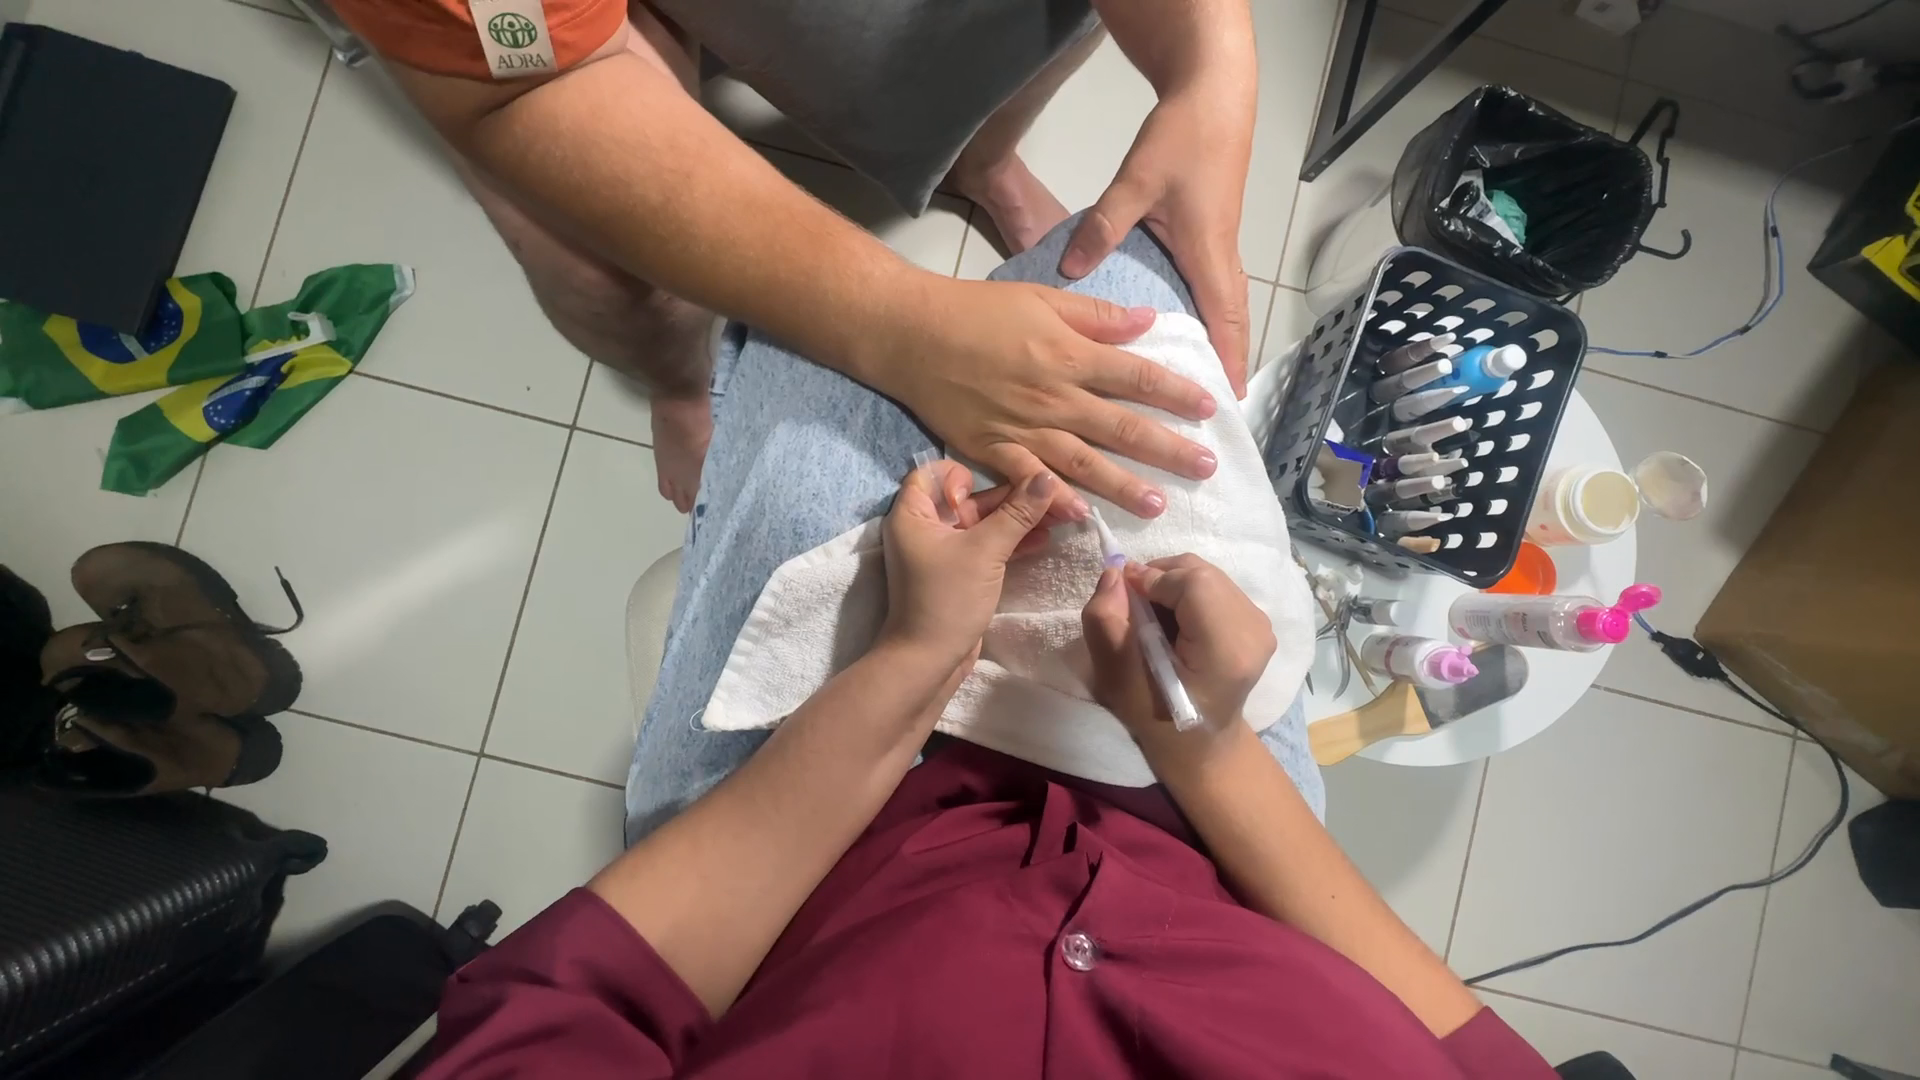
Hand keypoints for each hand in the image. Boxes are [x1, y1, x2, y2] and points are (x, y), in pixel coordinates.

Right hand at [862, 278, 1219, 519]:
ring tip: (1158, 505)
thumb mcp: (1041, 298)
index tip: (1209, 409)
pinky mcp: (992, 451)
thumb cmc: (977, 310)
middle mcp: (1053, 398)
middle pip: (1120, 427)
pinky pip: (1028, 481)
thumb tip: (1148, 323)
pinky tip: (1082, 518)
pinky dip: (1055, 500)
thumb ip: (1096, 315)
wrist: (912, 335)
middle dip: (1167, 449)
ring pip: (1082, 463)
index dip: (1175, 394)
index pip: (1136, 377)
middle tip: (1206, 468)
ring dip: (1123, 485)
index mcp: (1068, 355)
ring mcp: (1022, 429)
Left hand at [880, 460, 1074, 672]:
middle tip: (1056, 497)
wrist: (929, 662)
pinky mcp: (959, 573)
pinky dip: (1011, 541)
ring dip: (1018, 520)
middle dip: (1011, 497)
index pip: (934, 473)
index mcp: (913, 514)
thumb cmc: (947, 599)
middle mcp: (924, 527)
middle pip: (969, 498)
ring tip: (1061, 516)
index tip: (990, 489)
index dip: (963, 475)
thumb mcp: (985, 552)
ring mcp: (942, 552)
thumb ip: (1017, 513)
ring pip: (983, 523)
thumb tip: (1047, 477)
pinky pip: (986, 546)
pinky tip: (1044, 538)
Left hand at [1060, 83, 1255, 396]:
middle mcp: (1220, 258)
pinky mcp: (1212, 238)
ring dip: (1221, 345)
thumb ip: (1103, 226)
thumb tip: (1071, 268)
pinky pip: (1216, 292)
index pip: (1224, 320)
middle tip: (1216, 407)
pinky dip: (1212, 321)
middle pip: (1233, 323)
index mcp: (1207, 253)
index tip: (1227, 402)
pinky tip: (1189, 336)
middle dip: (1227, 364)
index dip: (1226, 362)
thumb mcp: (1136, 182)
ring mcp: (1219, 248)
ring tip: (1204, 383)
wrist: (1213, 94)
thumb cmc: (1183, 138)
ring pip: (1227, 309)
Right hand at [1081, 554, 1274, 766]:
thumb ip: (1105, 618)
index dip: (1152, 579)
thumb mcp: (1115, 674)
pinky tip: (1174, 618)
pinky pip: (1216, 586)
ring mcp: (1262, 625)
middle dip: (1161, 577)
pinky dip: (1188, 591)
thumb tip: (1116, 573)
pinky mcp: (1259, 622)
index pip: (1192, 582)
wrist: (1199, 741)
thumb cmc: (1155, 713)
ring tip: (1153, 612)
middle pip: (1201, 572)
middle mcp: (1255, 630)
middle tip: (1134, 601)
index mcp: (1226, 648)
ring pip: (1208, 574)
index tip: (1126, 595)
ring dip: (1173, 583)